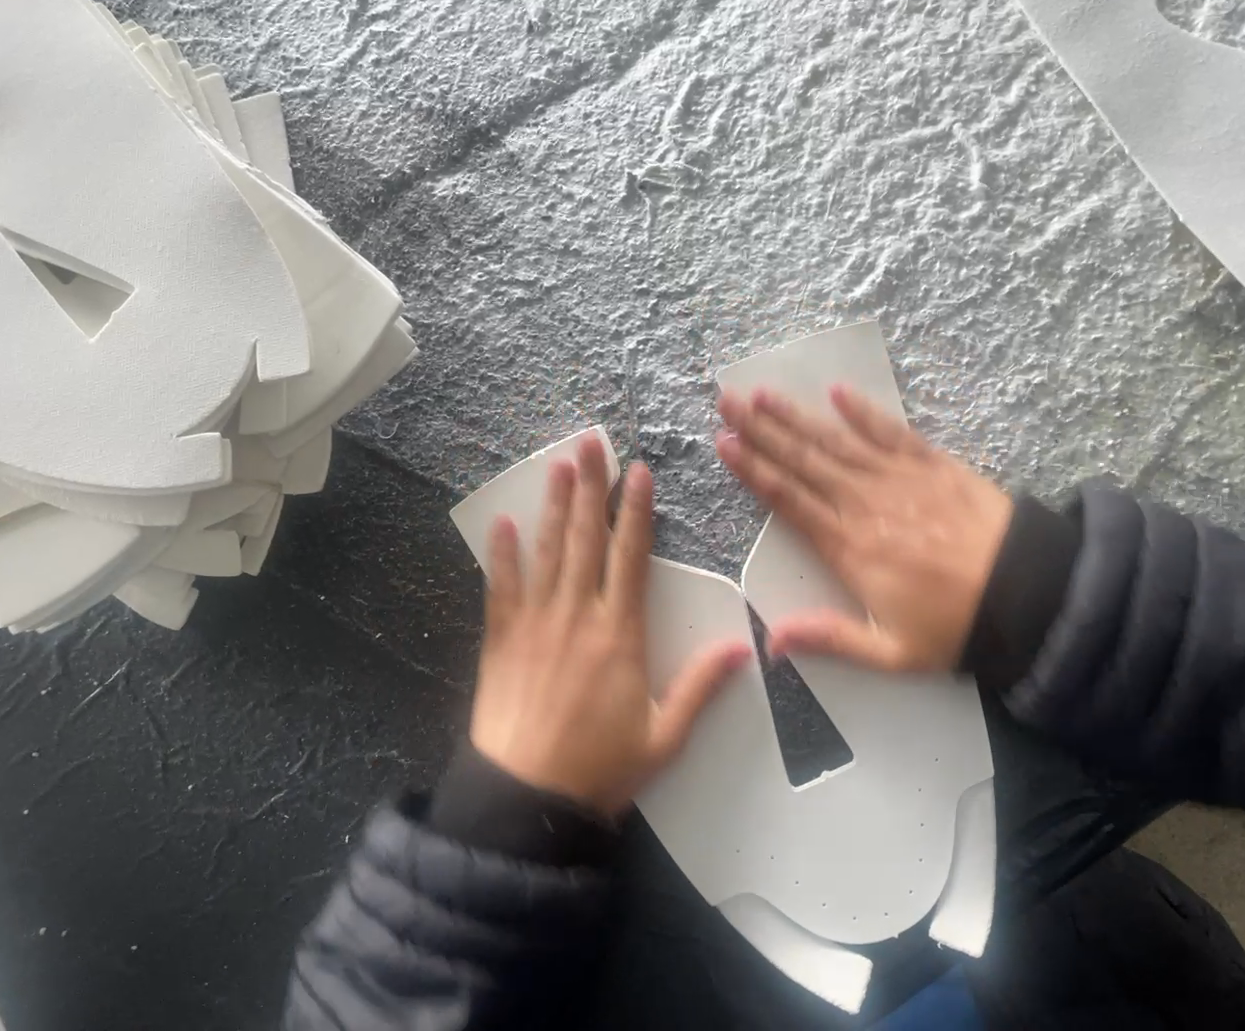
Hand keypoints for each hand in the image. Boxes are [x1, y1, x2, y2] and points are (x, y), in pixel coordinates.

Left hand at [471, 437, 751, 817]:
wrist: (526, 801)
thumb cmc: (600, 768)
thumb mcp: (664, 736)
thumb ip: (701, 687)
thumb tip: (744, 647)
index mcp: (619, 634)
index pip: (631, 557)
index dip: (636, 512)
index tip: (639, 472)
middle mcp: (577, 616)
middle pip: (585, 540)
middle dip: (590, 488)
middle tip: (590, 442)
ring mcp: (535, 625)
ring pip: (547, 553)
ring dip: (553, 506)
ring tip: (558, 466)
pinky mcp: (502, 641)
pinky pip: (501, 589)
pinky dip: (502, 555)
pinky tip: (502, 524)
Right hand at [716, 386, 1012, 673]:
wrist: (1030, 595)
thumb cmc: (956, 626)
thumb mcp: (891, 652)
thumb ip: (829, 639)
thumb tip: (771, 643)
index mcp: (849, 548)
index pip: (789, 500)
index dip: (753, 470)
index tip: (724, 443)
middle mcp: (865, 505)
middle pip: (804, 461)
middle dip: (762, 430)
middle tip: (729, 401)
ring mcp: (900, 480)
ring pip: (838, 442)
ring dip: (798, 416)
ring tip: (764, 393)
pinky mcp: (934, 465)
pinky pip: (892, 432)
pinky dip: (865, 412)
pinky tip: (838, 392)